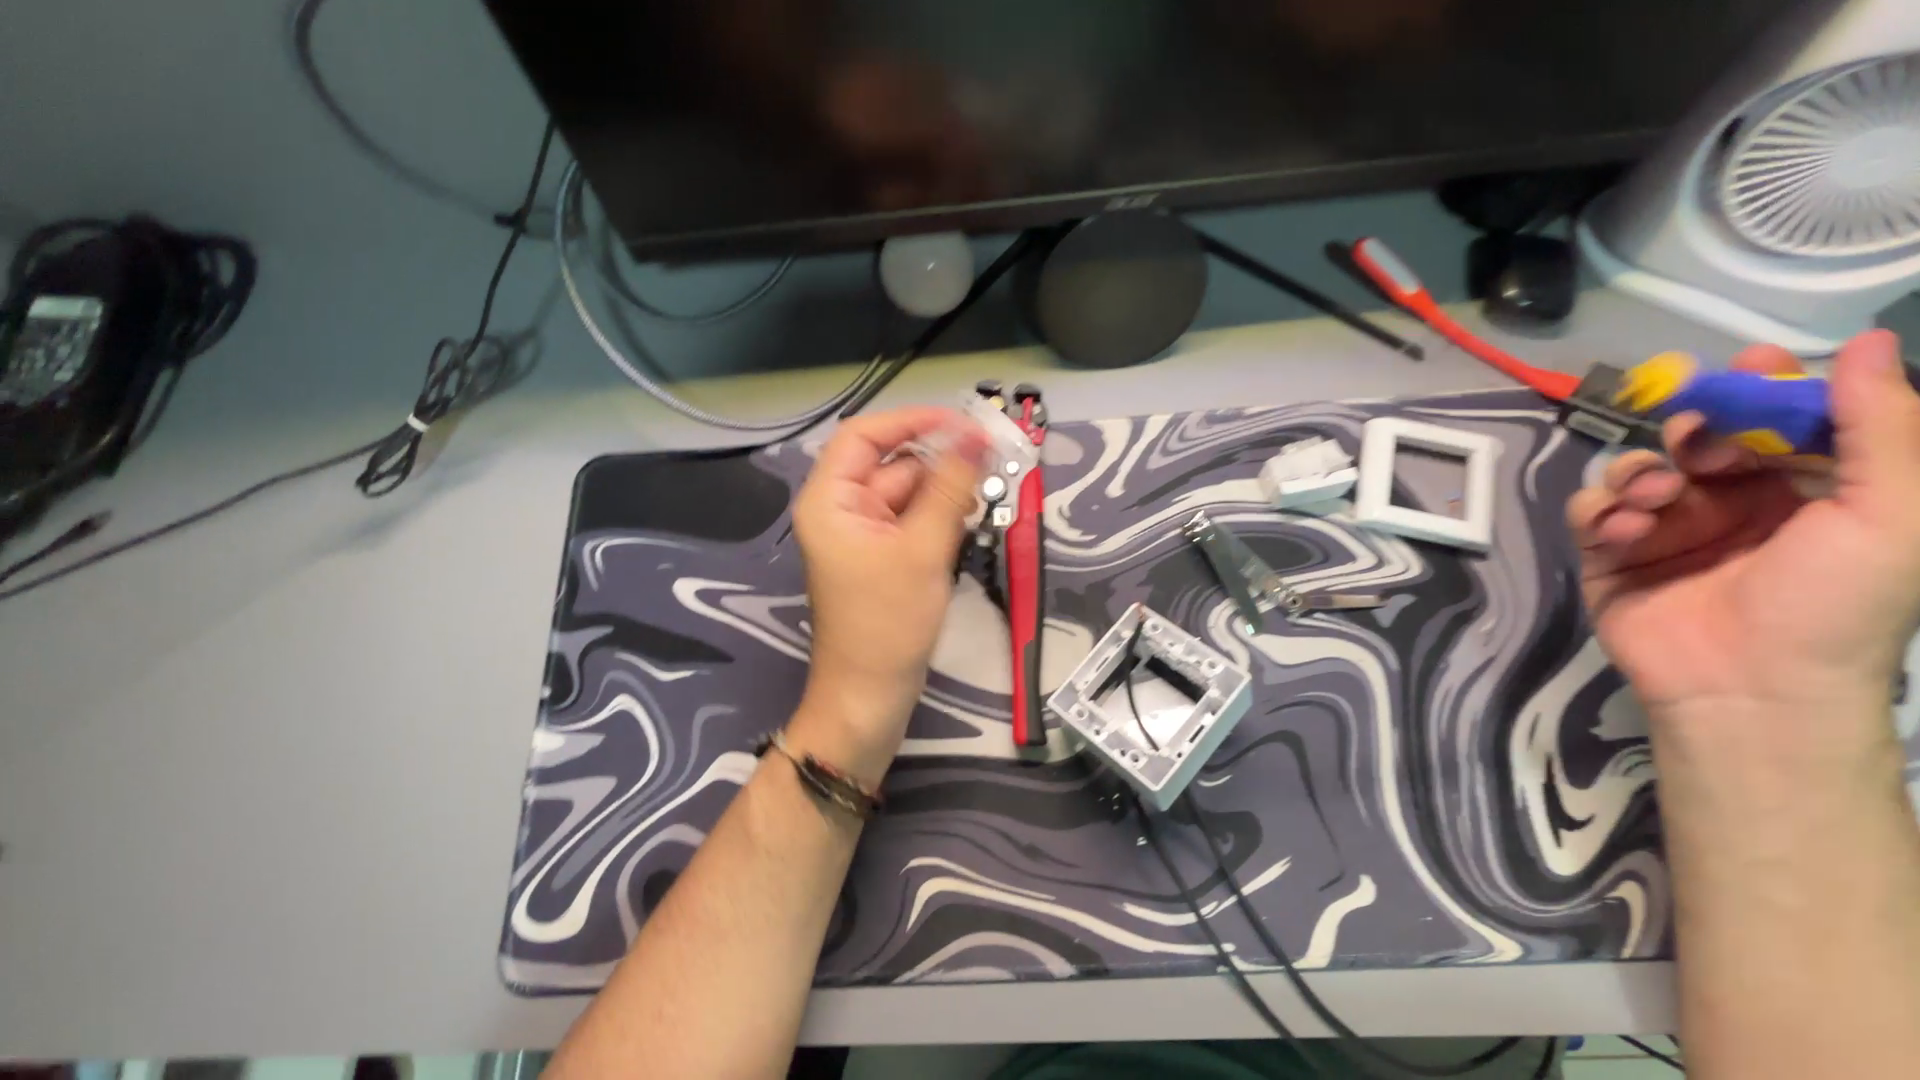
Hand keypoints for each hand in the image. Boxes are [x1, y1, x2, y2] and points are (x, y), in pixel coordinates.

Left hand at [789, 408, 985, 782]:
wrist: (870, 697)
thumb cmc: (888, 624)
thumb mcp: (923, 549)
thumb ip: (950, 488)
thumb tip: (976, 436)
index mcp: (830, 500)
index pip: (864, 435)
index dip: (913, 421)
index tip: (964, 423)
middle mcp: (842, 509)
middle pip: (892, 462)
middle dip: (939, 462)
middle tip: (992, 463)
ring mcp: (862, 534)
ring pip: (908, 492)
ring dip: (945, 492)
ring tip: (984, 499)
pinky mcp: (882, 557)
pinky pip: (912, 520)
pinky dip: (940, 517)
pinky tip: (968, 523)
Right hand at [1567, 330, 1919, 724]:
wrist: (1750, 690)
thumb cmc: (1834, 604)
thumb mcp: (1888, 514)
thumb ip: (1881, 426)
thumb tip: (1862, 342)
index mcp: (1803, 493)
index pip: (1776, 422)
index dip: (1761, 390)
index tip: (1742, 368)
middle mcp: (1731, 505)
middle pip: (1697, 437)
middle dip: (1692, 429)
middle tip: (1696, 448)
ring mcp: (1664, 531)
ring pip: (1635, 468)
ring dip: (1637, 471)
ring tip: (1652, 500)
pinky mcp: (1609, 556)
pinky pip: (1590, 511)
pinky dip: (1600, 509)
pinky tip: (1624, 530)